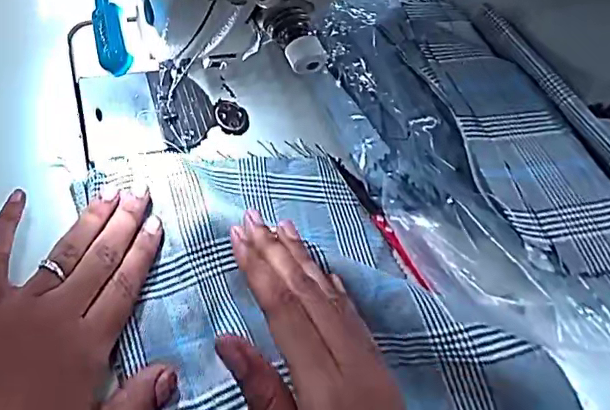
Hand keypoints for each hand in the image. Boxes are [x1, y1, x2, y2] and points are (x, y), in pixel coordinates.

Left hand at [0, 187, 171, 409]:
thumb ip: (132, 402)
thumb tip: (168, 372)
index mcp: (85, 348)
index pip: (123, 287)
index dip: (142, 253)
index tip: (154, 226)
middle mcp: (57, 316)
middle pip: (99, 259)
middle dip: (122, 222)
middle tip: (137, 193)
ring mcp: (21, 303)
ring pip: (63, 251)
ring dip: (87, 220)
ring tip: (105, 194)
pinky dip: (6, 223)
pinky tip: (17, 198)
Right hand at [215, 212, 403, 409]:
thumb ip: (263, 391)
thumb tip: (225, 339)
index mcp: (326, 384)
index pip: (285, 308)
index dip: (258, 267)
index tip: (237, 233)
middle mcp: (353, 364)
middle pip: (307, 293)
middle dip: (276, 251)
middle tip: (252, 216)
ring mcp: (373, 366)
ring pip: (332, 297)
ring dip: (303, 258)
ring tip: (282, 226)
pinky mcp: (384, 372)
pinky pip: (355, 316)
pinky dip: (334, 287)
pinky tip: (323, 270)